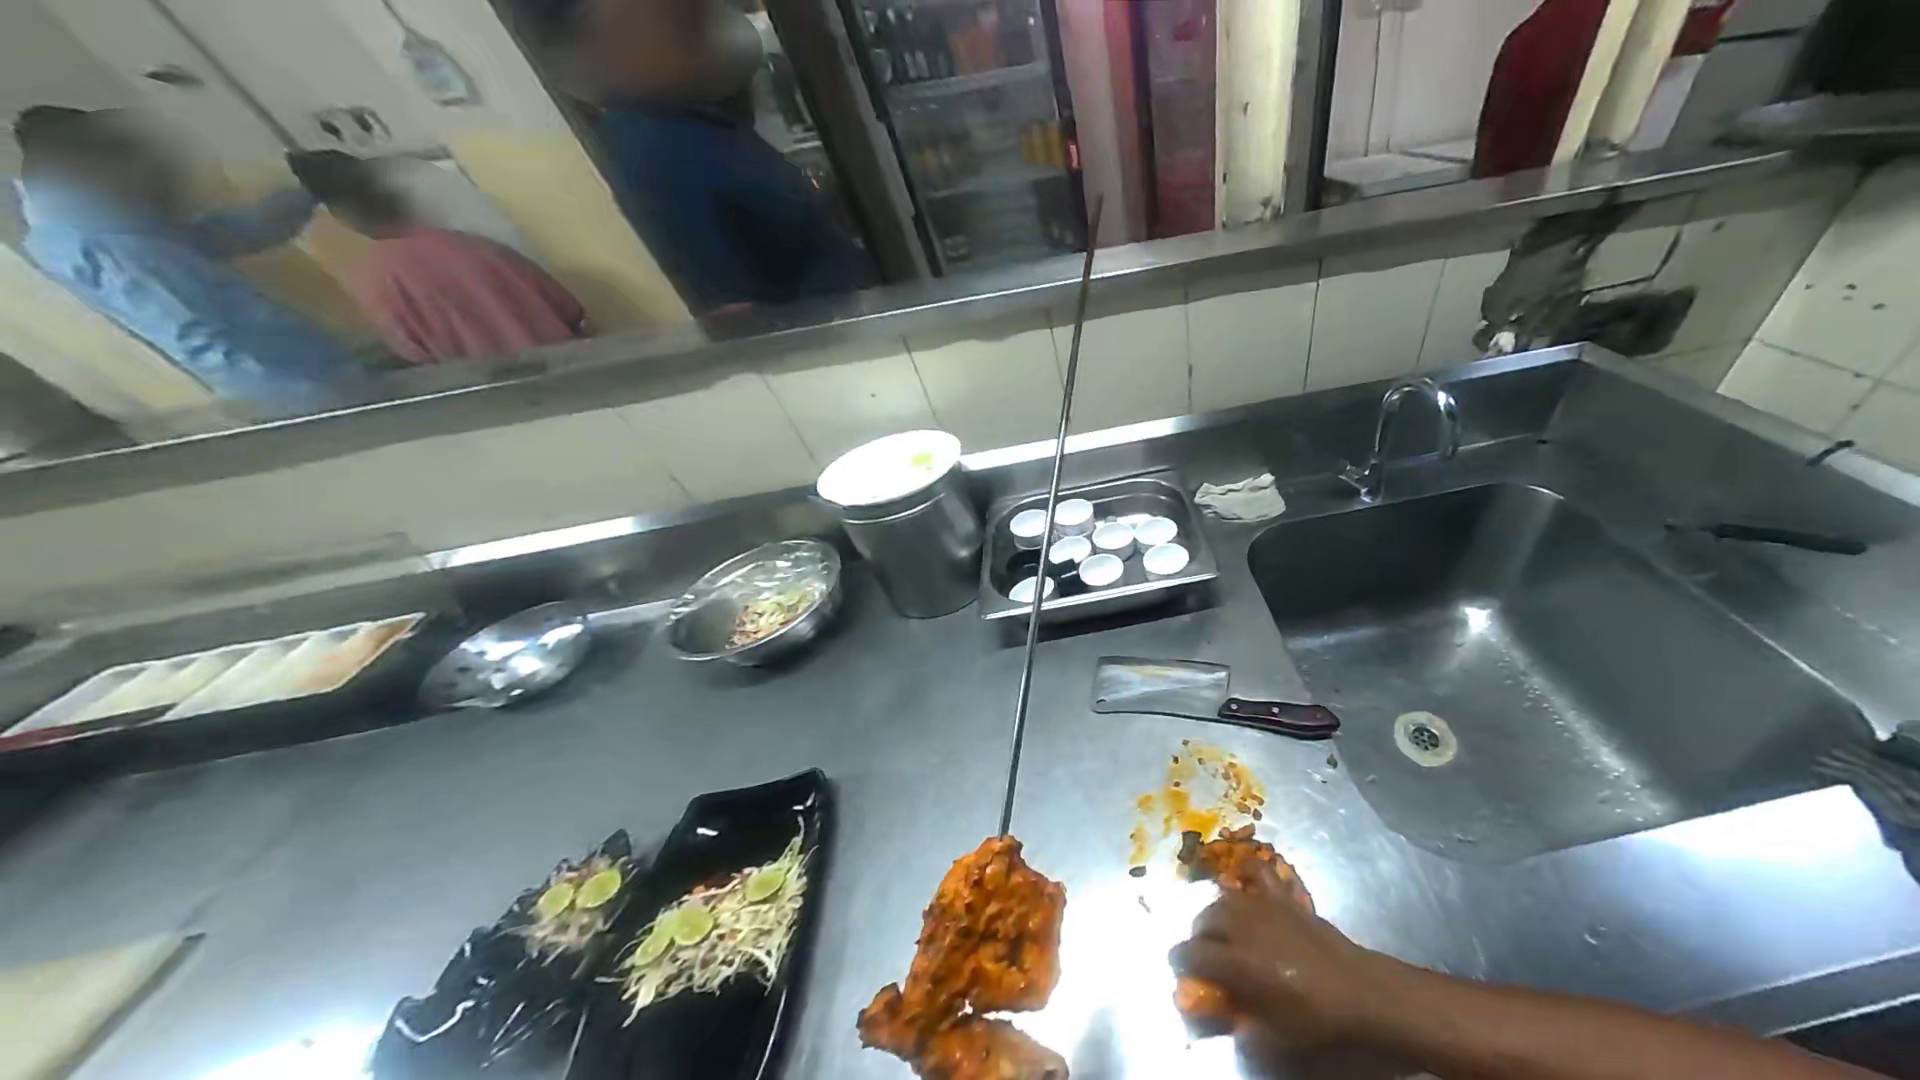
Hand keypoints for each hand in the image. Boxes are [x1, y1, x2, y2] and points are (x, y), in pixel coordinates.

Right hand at [1170, 865, 1402, 1053]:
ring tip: (1225, 932)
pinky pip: (1256, 871)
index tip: (1186, 973)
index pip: (1189, 953)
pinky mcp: (1282, 897)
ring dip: (1217, 915)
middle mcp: (1241, 926)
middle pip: (1202, 922)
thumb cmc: (1318, 1020)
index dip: (1181, 964)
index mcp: (1235, 961)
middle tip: (1209, 958)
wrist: (1363, 994)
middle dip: (1199, 940)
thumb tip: (1220, 1016)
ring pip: (1222, 900)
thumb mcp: (1274, 1037)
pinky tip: (1243, 884)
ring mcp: (1261, 906)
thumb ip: (1240, 1025)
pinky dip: (1246, 873)